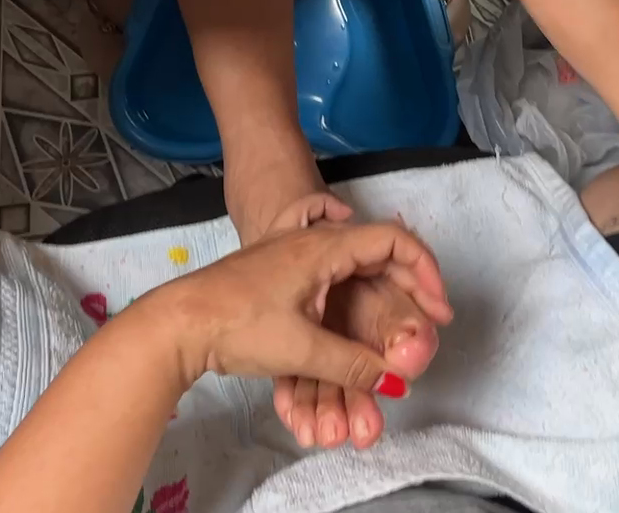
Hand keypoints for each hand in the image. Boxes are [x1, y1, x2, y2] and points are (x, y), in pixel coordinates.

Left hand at [134, 220, 453, 404]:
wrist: (179, 321)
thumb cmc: (238, 323)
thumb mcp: (301, 348)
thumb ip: (352, 364)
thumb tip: (394, 379)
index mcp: (324, 247)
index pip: (392, 240)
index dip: (424, 271)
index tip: (439, 309)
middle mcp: (315, 244)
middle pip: (377, 255)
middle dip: (408, 289)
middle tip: (430, 323)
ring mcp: (296, 258)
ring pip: (353, 272)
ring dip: (379, 301)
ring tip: (399, 333)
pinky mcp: (282, 277)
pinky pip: (330, 284)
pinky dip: (352, 304)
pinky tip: (356, 329)